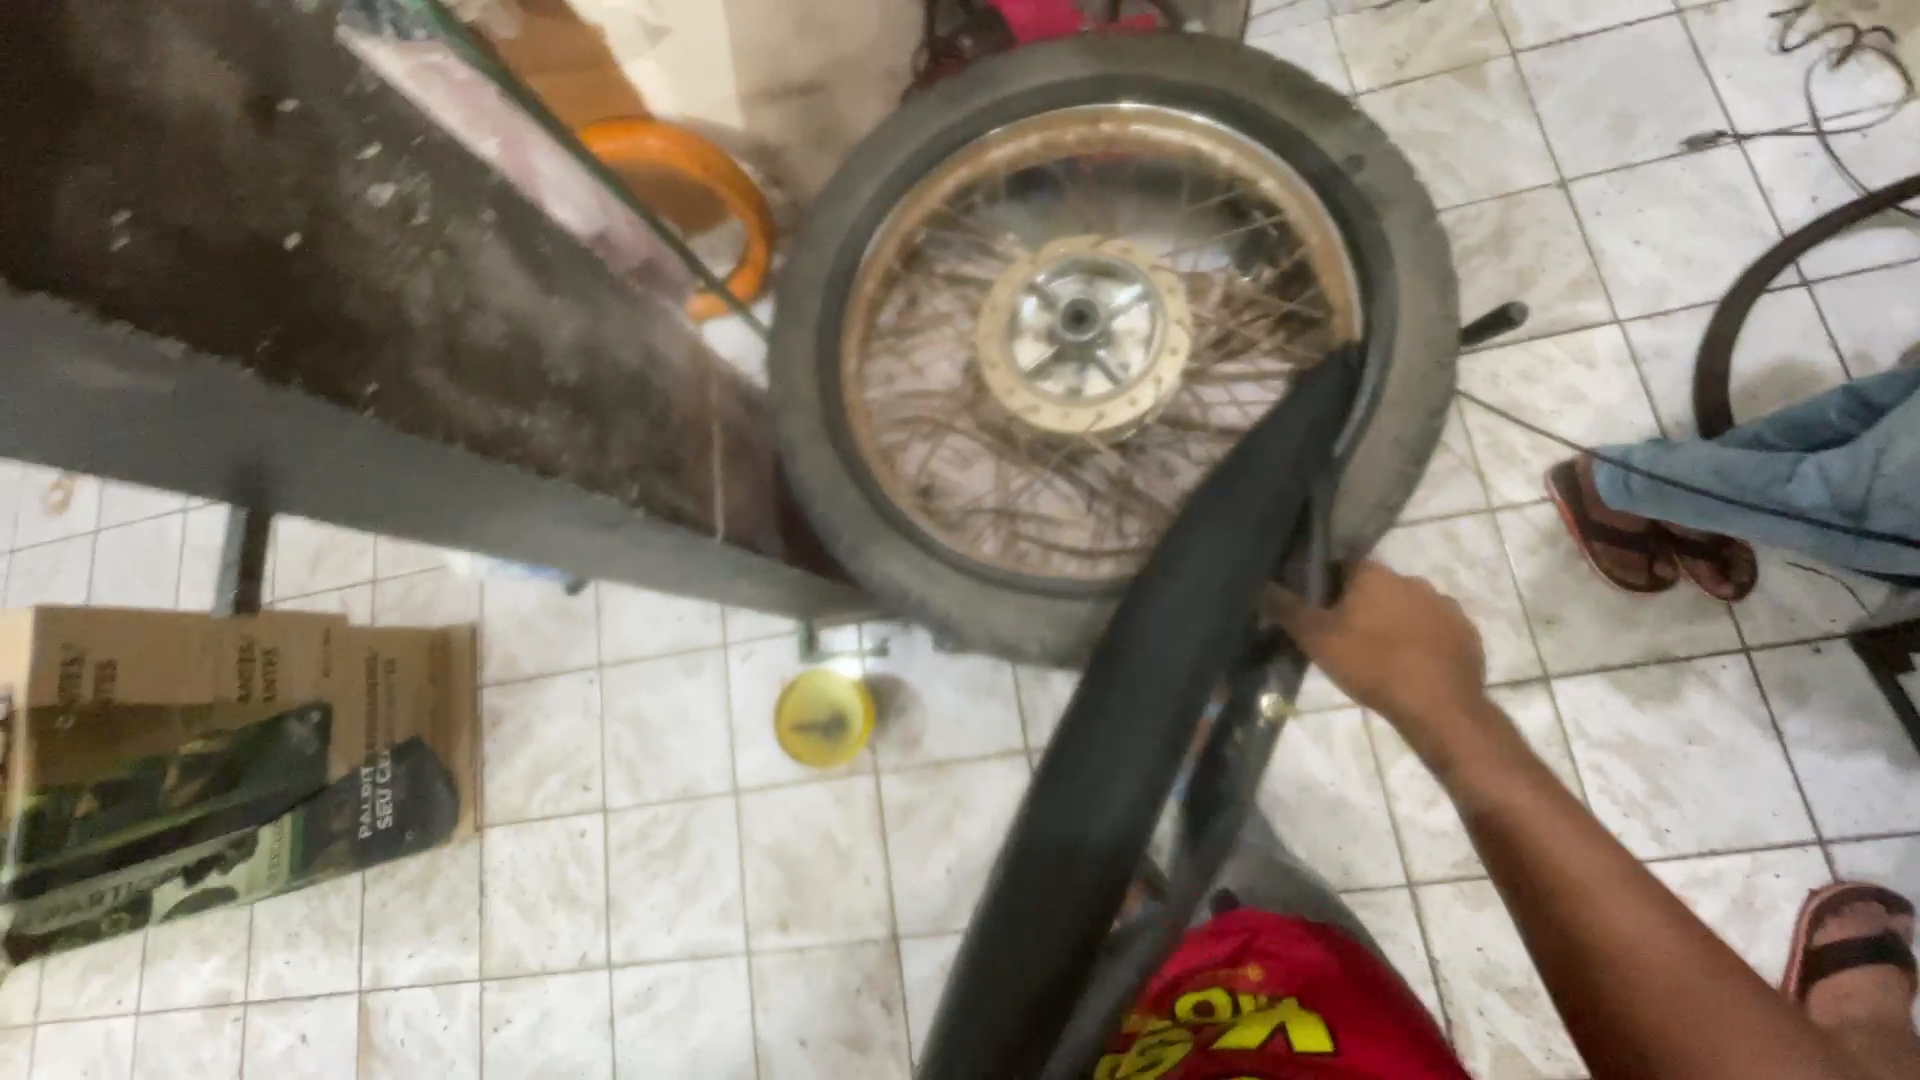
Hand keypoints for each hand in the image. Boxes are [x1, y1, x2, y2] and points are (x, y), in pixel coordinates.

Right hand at [1264, 560, 1500, 767]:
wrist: (1438, 706)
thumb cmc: (1370, 664)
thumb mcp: (1315, 638)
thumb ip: (1285, 608)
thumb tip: (1260, 584)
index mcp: (1374, 574)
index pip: (1341, 568)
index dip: (1325, 589)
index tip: (1317, 615)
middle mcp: (1413, 580)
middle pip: (1375, 588)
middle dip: (1360, 607)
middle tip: (1344, 640)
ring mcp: (1446, 607)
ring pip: (1407, 609)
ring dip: (1393, 624)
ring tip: (1378, 657)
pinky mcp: (1467, 634)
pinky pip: (1435, 631)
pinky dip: (1421, 643)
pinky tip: (1410, 667)